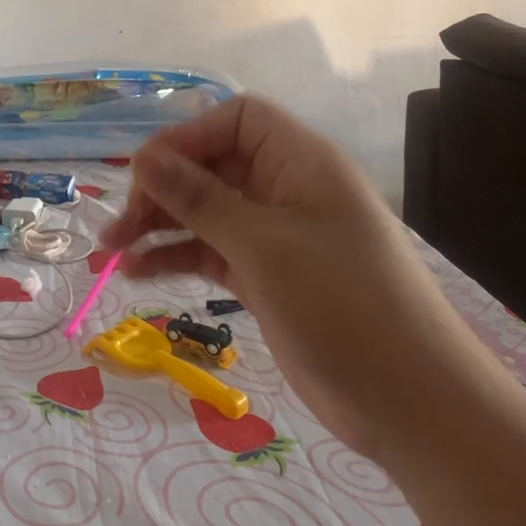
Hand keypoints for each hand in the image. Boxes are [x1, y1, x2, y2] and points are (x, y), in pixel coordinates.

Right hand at [102, 95, 468, 456]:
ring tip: (110, 254)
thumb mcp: (263, 246)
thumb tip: (142, 157)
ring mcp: (278, 237)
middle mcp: (288, 190)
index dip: (187, 137)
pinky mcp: (269, 278)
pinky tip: (138, 273)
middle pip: (212, 167)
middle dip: (161, 190)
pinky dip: (177, 258)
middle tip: (117, 226)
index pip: (236, 120)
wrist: (414, 405)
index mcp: (301, 162)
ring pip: (206, 213)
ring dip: (159, 227)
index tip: (144, 173)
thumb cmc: (343, 306)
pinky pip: (212, 252)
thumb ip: (199, 198)